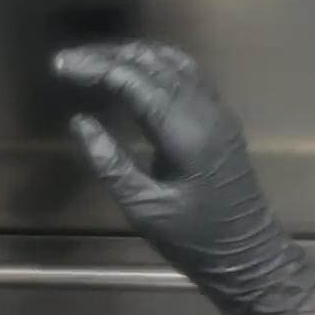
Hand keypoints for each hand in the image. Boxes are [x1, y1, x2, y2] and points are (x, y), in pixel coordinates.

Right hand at [53, 41, 314, 314]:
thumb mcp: (142, 208)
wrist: (253, 259)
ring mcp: (215, 108)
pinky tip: (129, 68)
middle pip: (149, 62)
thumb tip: (79, 120)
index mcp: (185, 133)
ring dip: (126, 55)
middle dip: (104, 56)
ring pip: (167, 60)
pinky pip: (182, 70)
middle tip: (66, 62)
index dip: (94, 67)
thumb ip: (109, 161)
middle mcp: (203, 110)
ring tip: (90, 62)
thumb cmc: (195, 241)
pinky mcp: (218, 114)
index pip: (133, 80)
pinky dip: (150, 61)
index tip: (60, 66)